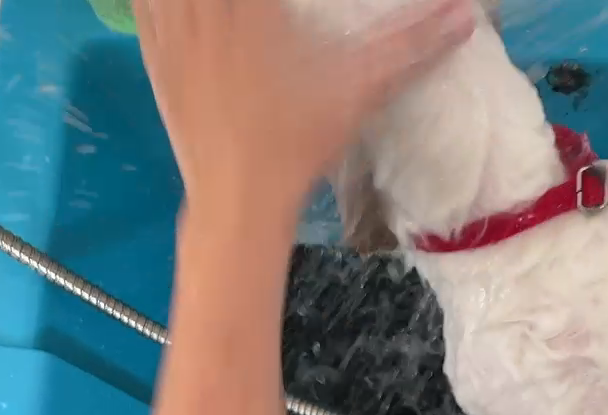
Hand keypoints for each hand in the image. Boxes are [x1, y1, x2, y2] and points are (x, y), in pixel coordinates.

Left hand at [136, 0, 475, 224]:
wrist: (238, 201)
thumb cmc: (298, 144)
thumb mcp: (358, 91)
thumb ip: (410, 47)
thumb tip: (466, 15)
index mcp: (253, 0)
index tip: (282, 0)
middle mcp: (204, 1)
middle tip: (266, 7)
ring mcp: (168, 21)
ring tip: (235, 17)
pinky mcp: (150, 49)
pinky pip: (141, 0)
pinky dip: (158, 0)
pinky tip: (188, 13)